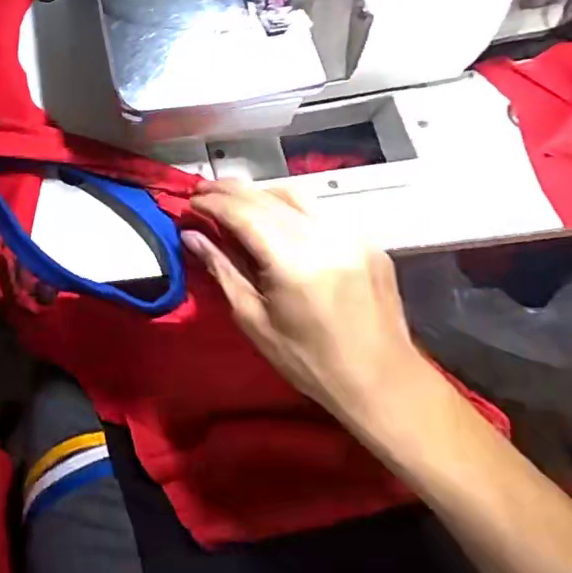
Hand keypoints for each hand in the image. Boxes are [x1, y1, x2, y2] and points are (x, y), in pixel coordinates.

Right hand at [184, 179, 426, 422]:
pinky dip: (291, 209)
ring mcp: (350, 234)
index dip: (213, 202)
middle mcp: (324, 235)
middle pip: (268, 197)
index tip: (191, 200)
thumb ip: (223, 270)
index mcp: (293, 260)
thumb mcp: (255, 321)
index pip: (244, 212)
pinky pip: (320, 213)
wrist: (381, 380)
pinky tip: (276, 220)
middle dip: (232, 191)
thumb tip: (193, 237)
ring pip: (296, 196)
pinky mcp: (367, 240)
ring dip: (261, 194)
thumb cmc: (310, 362)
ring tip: (235, 200)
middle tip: (204, 191)